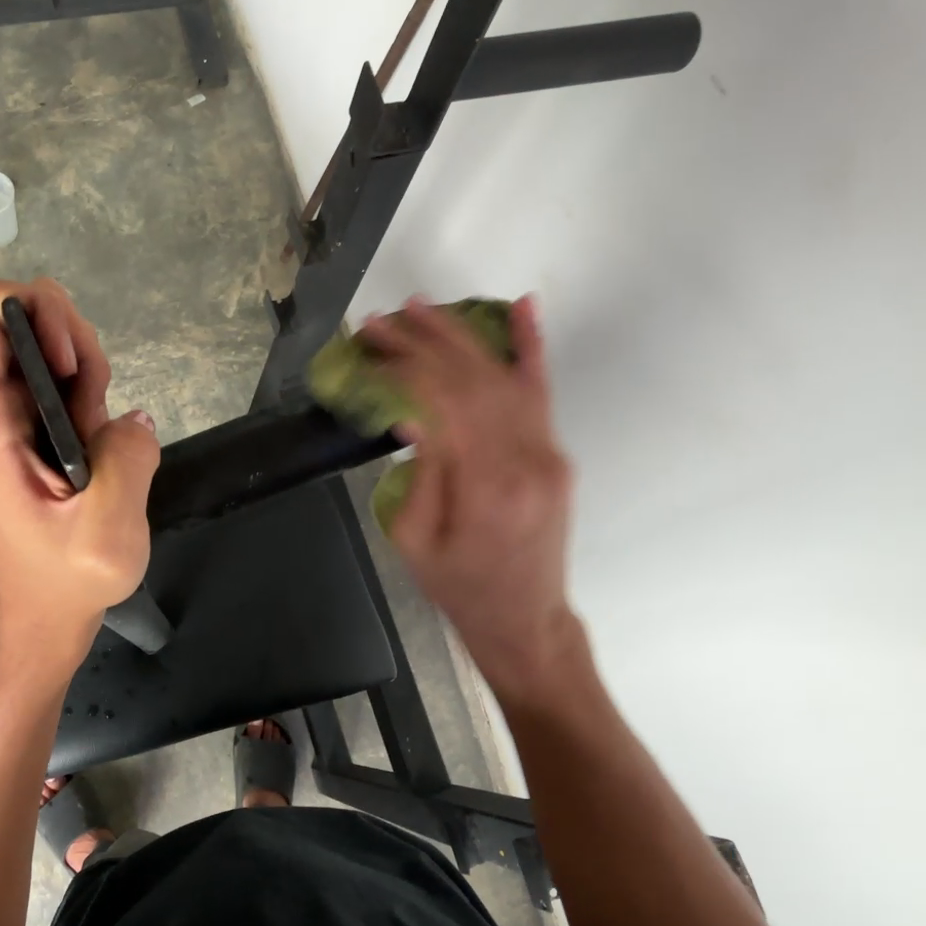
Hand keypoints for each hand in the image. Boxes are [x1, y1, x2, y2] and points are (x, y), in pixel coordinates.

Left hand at [0, 278, 161, 648]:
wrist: (44, 605)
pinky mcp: (20, 414)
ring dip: (85, 369)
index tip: (71, 368)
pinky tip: (95, 434)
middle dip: (73, 344)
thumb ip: (127, 460)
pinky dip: (86, 385)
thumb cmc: (65, 577)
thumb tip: (132, 418)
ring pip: (45, 333)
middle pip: (21, 310)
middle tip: (96, 410)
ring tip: (98, 432)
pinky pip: (55, 365)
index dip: (35, 312)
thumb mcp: (108, 533)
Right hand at [358, 296, 578, 678]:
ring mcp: (548, 453)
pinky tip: (524, 307)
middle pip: (471, 380)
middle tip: (381, 320)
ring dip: (460, 336)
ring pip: (503, 377)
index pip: (443, 402)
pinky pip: (542, 391)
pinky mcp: (555, 453)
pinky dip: (531, 346)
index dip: (403, 367)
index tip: (369, 346)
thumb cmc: (457, 586)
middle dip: (422, 342)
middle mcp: (525, 460)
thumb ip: (420, 470)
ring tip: (420, 307)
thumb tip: (411, 410)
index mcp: (485, 487)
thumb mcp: (415, 540)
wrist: (525, 618)